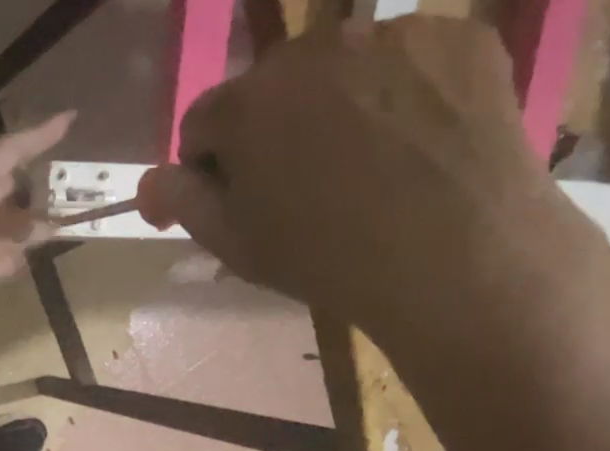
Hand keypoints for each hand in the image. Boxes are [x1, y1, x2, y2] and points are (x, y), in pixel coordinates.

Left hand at [0, 111, 75, 350]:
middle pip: (5, 187)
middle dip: (37, 183)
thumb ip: (17, 232)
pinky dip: (9, 255)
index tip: (70, 119)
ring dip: (26, 222)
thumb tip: (52, 225)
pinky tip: (28, 261)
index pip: (7, 151)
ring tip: (63, 221)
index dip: (38, 135)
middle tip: (75, 185)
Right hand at [135, 17, 606, 354]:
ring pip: (342, 68)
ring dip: (339, 104)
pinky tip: (419, 142)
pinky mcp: (458, 36)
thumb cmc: (326, 257)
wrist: (458, 254)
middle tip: (306, 187)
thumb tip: (151, 179)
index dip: (212, 168)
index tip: (239, 204)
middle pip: (272, 88)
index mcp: (246, 103)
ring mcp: (392, 33)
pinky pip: (409, 60)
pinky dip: (404, 92)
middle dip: (275, 128)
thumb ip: (181, 202)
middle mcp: (311, 49)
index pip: (203, 124)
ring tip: (369, 164)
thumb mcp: (234, 244)